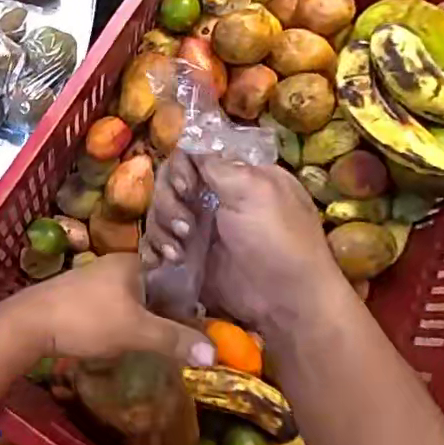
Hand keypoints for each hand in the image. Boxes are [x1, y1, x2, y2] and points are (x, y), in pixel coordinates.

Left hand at [7, 253, 215, 366]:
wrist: (30, 323)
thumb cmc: (87, 319)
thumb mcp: (136, 331)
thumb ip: (174, 339)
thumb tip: (215, 353)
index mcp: (132, 262)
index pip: (173, 274)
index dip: (189, 297)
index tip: (203, 322)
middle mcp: (115, 265)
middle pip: (153, 287)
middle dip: (168, 310)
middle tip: (186, 338)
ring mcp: (95, 279)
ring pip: (133, 298)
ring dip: (147, 318)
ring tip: (162, 342)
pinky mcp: (80, 296)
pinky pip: (115, 306)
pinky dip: (127, 321)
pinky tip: (129, 339)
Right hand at [141, 151, 351, 335]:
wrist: (287, 302)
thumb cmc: (278, 240)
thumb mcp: (254, 190)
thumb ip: (217, 164)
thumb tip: (190, 141)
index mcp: (236, 175)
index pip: (192, 155)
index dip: (181, 167)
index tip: (186, 187)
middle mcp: (215, 197)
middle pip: (169, 183)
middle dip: (169, 202)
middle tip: (185, 227)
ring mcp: (199, 227)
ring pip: (159, 212)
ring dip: (163, 228)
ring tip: (178, 251)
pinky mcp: (188, 256)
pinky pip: (157, 242)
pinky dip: (157, 248)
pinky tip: (168, 260)